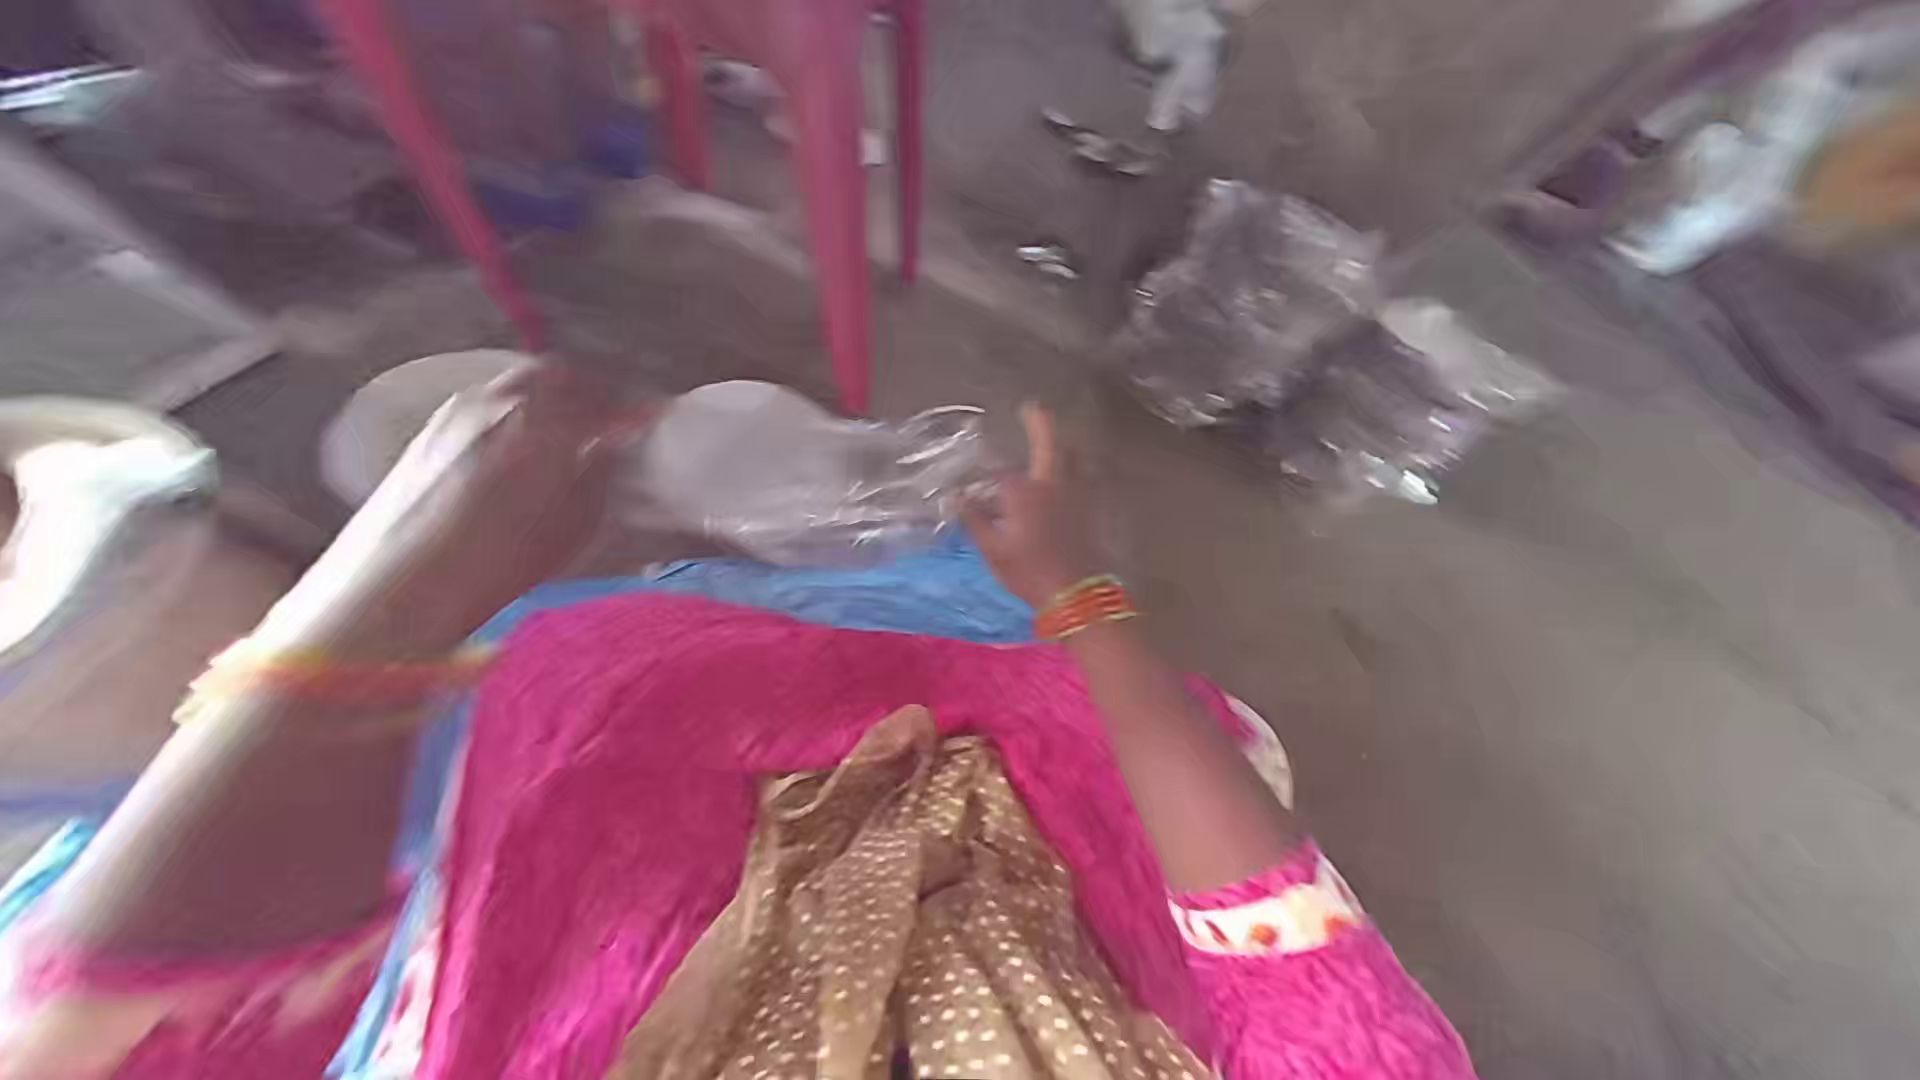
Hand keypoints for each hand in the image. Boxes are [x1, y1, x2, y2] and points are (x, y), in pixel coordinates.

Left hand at [258, 363, 647, 654]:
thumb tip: (611, 445)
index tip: (650, 417)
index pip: (604, 399)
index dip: (633, 405)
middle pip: (558, 373)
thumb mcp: (572, 526)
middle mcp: (498, 405)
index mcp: (544, 428)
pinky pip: (488, 398)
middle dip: (592, 389)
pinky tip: (523, 442)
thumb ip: (598, 475)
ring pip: (519, 381)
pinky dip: (518, 407)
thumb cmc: (498, 565)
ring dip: (553, 395)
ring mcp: (458, 412)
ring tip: (570, 428)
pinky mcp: (431, 428)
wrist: (393, 588)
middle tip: (610, 417)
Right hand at [962, 404, 1102, 608]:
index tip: (970, 485)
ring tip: (1049, 438)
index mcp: (1023, 492)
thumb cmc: (1028, 572)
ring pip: (1070, 457)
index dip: (984, 476)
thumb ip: (975, 520)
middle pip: (1049, 443)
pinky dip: (1070, 466)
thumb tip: (958, 498)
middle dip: (1040, 422)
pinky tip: (1062, 475)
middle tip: (1031, 407)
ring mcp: (1074, 494)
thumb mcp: (993, 549)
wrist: (1074, 594)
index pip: (1000, 473)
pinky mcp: (1087, 508)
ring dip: (1059, 444)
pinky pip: (1079, 476)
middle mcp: (1051, 484)